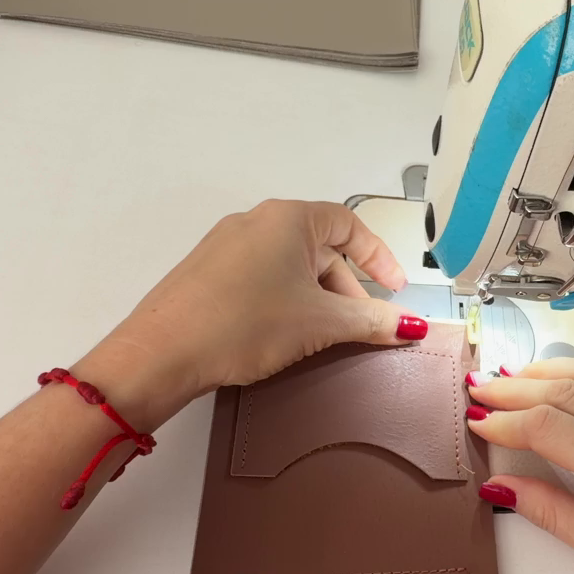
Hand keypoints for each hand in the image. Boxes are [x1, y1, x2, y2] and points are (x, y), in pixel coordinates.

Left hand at [76, 200, 418, 425]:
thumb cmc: (248, 324)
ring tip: (324, 334)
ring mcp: (227, 245)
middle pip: (321, 247)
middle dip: (348, 287)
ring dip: (318, 296)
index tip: (394, 289)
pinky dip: (287, 298)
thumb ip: (373, 321)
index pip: (350, 225)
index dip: (379, 257)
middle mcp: (257, 221)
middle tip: (361, 324)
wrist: (159, 355)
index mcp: (288, 219)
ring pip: (291, 264)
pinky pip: (263, 276)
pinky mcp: (207, 271)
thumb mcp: (321, 323)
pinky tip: (285, 331)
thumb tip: (413, 326)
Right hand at [467, 357, 573, 573]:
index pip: (549, 426)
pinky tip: (569, 376)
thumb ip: (553, 514)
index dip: (505, 420)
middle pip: (566, 390)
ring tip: (513, 376)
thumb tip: (499, 487)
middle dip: (516, 387)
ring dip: (549, 368)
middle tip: (479, 387)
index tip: (476, 420)